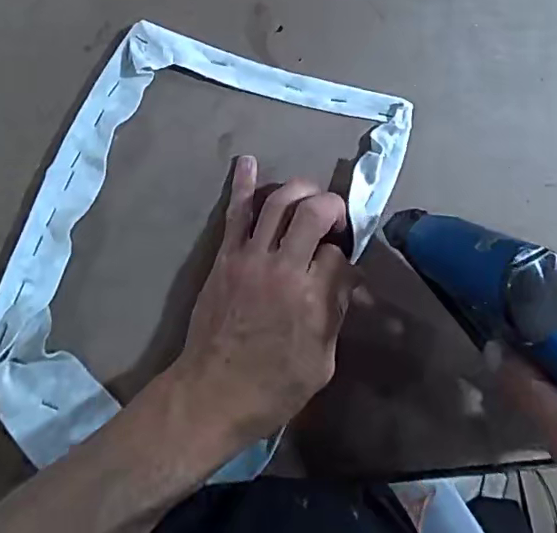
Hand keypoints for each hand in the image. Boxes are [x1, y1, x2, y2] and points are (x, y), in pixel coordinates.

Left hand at [164, 155, 355, 452]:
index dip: (343, 253)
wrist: (210, 395)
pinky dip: (244, 184)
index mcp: (310, 298)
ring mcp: (250, 258)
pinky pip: (237, 213)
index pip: (338, 252)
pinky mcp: (225, 256)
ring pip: (278, 202)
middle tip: (334, 218)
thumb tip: (346, 275)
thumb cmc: (272, 387)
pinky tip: (248, 161)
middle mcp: (282, 268)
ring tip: (309, 195)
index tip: (340, 263)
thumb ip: (336, 312)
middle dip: (330, 205)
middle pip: (313, 211)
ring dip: (300, 189)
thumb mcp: (322, 362)